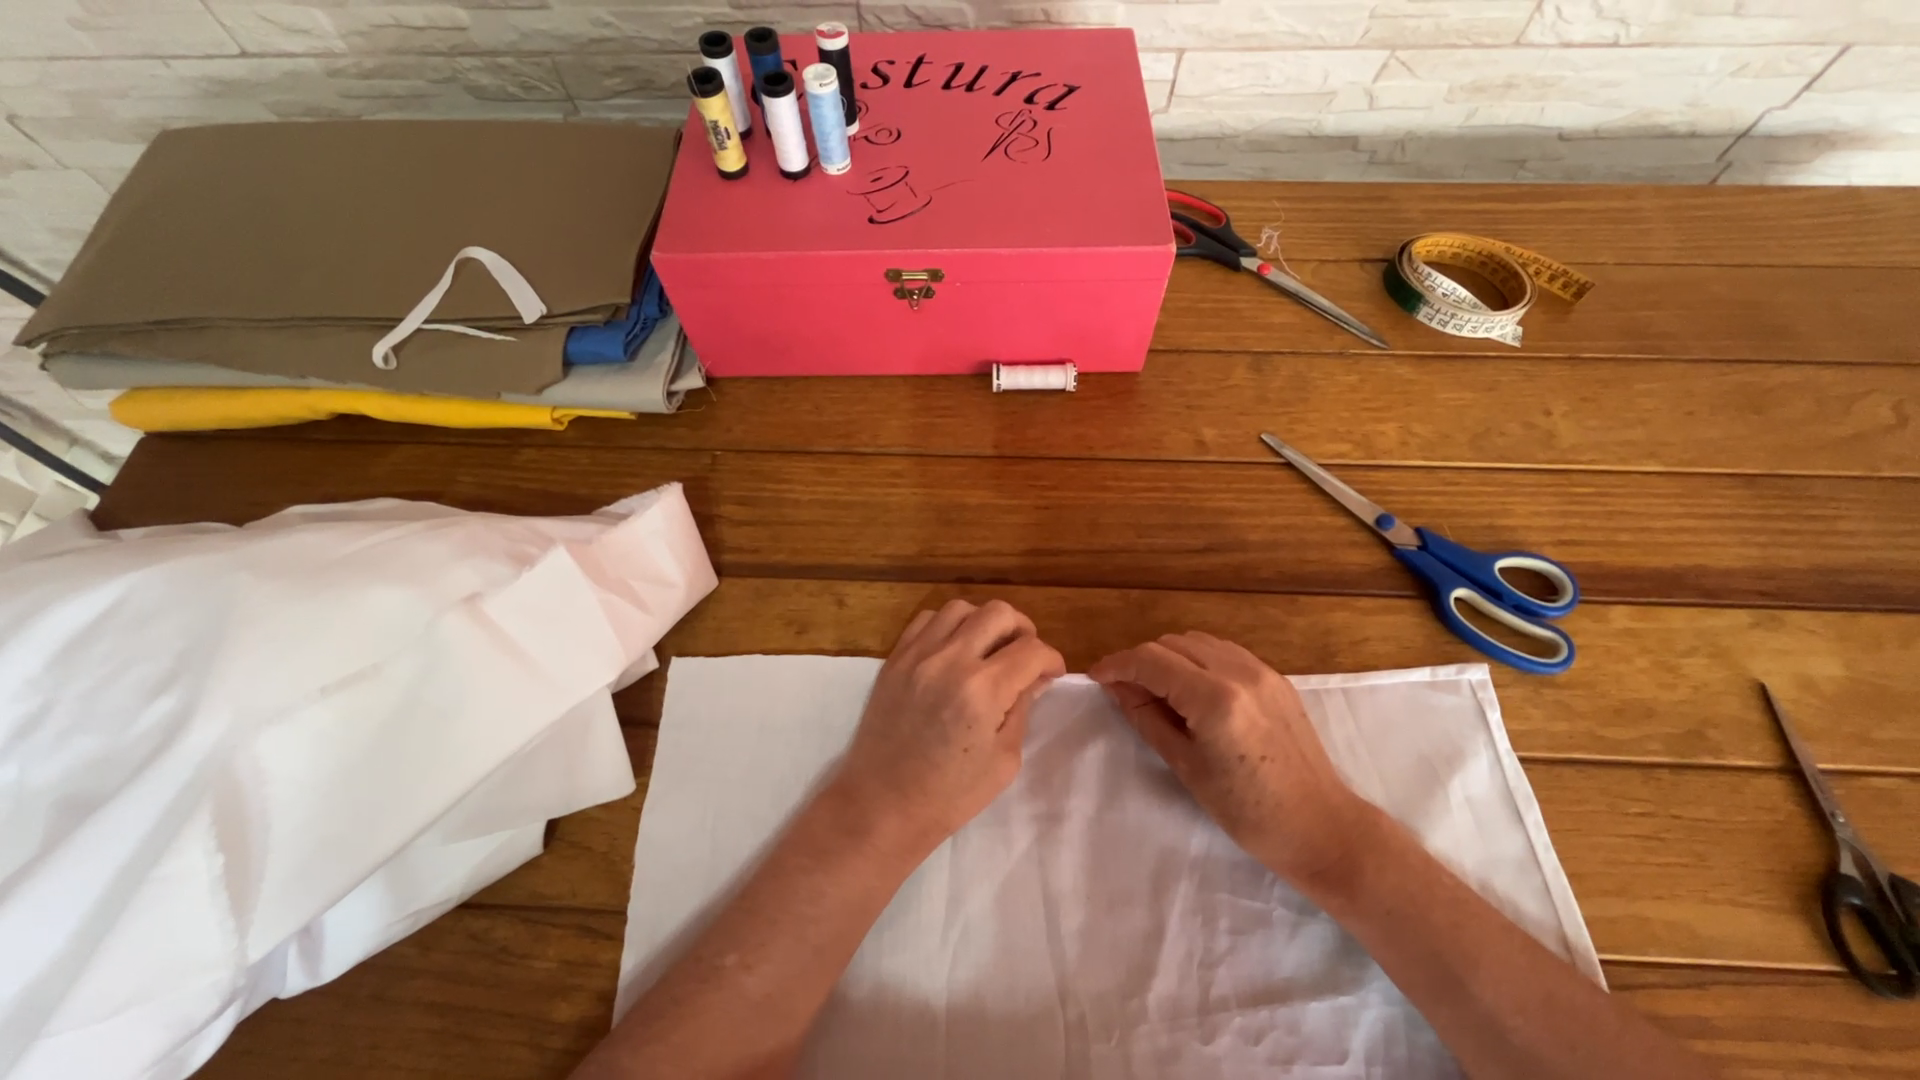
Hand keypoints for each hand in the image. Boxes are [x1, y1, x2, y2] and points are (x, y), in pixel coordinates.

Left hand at [834, 600, 1064, 854]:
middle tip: (1024, 657)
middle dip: (1023, 631)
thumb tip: (1035, 677)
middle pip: (999, 613)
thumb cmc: (950, 795)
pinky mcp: (894, 659)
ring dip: (984, 623)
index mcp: (982, 690)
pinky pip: (927, 620)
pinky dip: (948, 626)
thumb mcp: (1004, 759)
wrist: (883, 805)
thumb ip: (1022, 708)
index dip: (1051, 660)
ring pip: (962, 608)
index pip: (1032, 650)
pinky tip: (954, 651)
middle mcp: (950, 660)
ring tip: (989, 650)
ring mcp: (917, 655)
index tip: (1052, 674)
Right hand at [1089, 632, 1374, 885]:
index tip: (1095, 677)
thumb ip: (1146, 717)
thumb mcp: (1185, 765)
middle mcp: (1238, 672)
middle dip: (1141, 660)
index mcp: (1214, 698)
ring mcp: (1261, 671)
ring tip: (1156, 690)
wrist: (1318, 824)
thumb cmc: (1246, 809)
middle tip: (1124, 691)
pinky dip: (1197, 660)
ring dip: (1169, 656)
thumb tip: (1117, 687)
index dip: (1116, 664)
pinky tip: (1191, 689)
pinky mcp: (1276, 678)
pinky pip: (1223, 652)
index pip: (1151, 661)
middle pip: (1172, 643)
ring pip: (1197, 641)